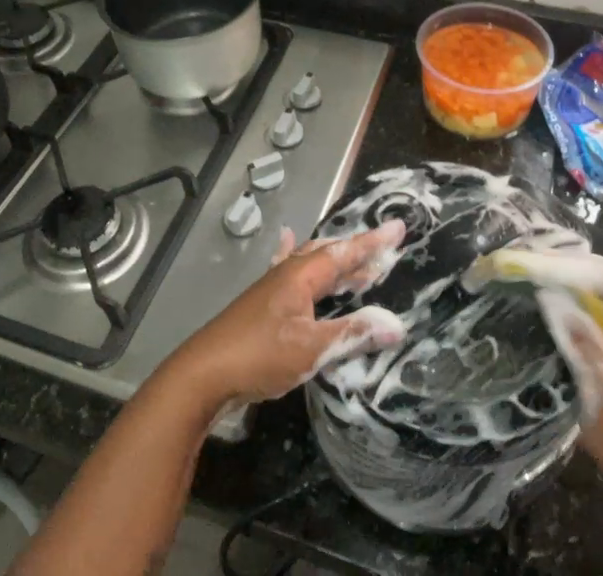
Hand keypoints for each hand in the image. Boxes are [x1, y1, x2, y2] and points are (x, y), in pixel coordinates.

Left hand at [163, 220, 407, 408]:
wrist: (203, 375)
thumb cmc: (259, 356)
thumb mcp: (312, 348)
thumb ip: (353, 334)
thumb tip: (397, 325)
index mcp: (300, 276)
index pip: (344, 252)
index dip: (372, 242)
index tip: (398, 227)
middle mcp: (286, 275)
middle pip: (327, 255)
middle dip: (357, 254)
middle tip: (385, 254)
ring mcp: (270, 290)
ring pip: (309, 266)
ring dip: (335, 265)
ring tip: (357, 265)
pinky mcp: (261, 307)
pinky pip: (289, 274)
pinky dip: (298, 260)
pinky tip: (288, 242)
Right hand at [536, 257, 602, 496]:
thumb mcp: (599, 391)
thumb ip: (580, 340)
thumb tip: (553, 297)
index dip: (576, 267)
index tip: (541, 260)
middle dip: (583, 269)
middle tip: (543, 262)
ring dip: (590, 286)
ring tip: (553, 277)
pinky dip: (598, 307)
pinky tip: (573, 308)